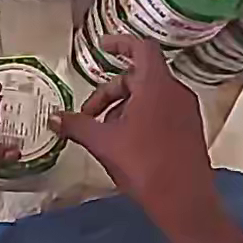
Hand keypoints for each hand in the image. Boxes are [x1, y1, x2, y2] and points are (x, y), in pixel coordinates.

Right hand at [52, 35, 236, 242]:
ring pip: (148, 95)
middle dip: (110, 91)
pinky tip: (125, 143)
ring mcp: (185, 110)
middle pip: (138, 76)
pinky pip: (160, 110)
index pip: (141, 48)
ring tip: (104, 133)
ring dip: (122, 106)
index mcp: (156, 85)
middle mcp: (175, 91)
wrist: (185, 200)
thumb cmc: (144, 164)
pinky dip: (139, 116)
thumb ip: (77, 125)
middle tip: (88, 115)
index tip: (102, 46)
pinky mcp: (189, 128)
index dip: (121, 42)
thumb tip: (53, 117)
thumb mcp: (103, 142)